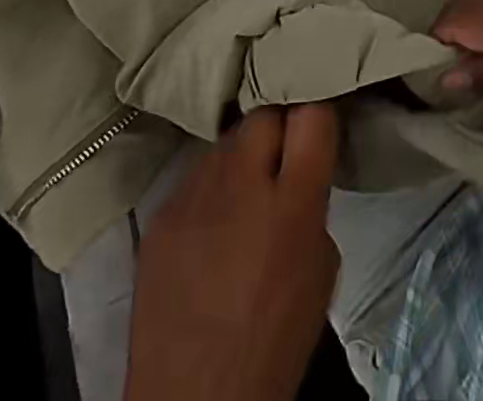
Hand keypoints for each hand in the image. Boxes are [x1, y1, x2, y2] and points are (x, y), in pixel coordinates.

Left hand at [124, 105, 340, 400]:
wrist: (195, 397)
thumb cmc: (277, 334)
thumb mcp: (323, 264)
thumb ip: (313, 203)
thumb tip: (300, 174)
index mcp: (291, 201)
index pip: (312, 115)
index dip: (320, 111)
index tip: (323, 120)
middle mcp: (239, 185)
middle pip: (263, 115)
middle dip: (281, 122)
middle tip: (288, 148)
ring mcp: (191, 197)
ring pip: (226, 141)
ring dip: (245, 152)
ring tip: (249, 182)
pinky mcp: (159, 217)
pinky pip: (195, 177)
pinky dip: (213, 184)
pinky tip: (216, 215)